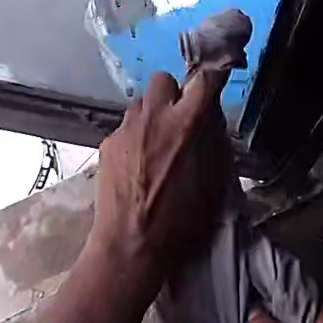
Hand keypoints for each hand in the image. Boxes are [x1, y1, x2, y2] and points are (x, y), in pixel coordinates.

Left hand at [86, 69, 228, 283]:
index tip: (216, 78)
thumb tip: (210, 117)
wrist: (130, 247)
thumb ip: (214, 142)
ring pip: (141, 104)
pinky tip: (136, 167)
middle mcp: (154, 117)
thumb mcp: (215, 183)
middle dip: (172, 95)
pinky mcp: (106, 143)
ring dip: (152, 117)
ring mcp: (125, 128)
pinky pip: (125, 129)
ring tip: (156, 148)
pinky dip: (134, 139)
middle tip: (178, 120)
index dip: (213, 75)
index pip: (204, 80)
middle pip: (163, 80)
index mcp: (186, 125)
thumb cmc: (182, 222)